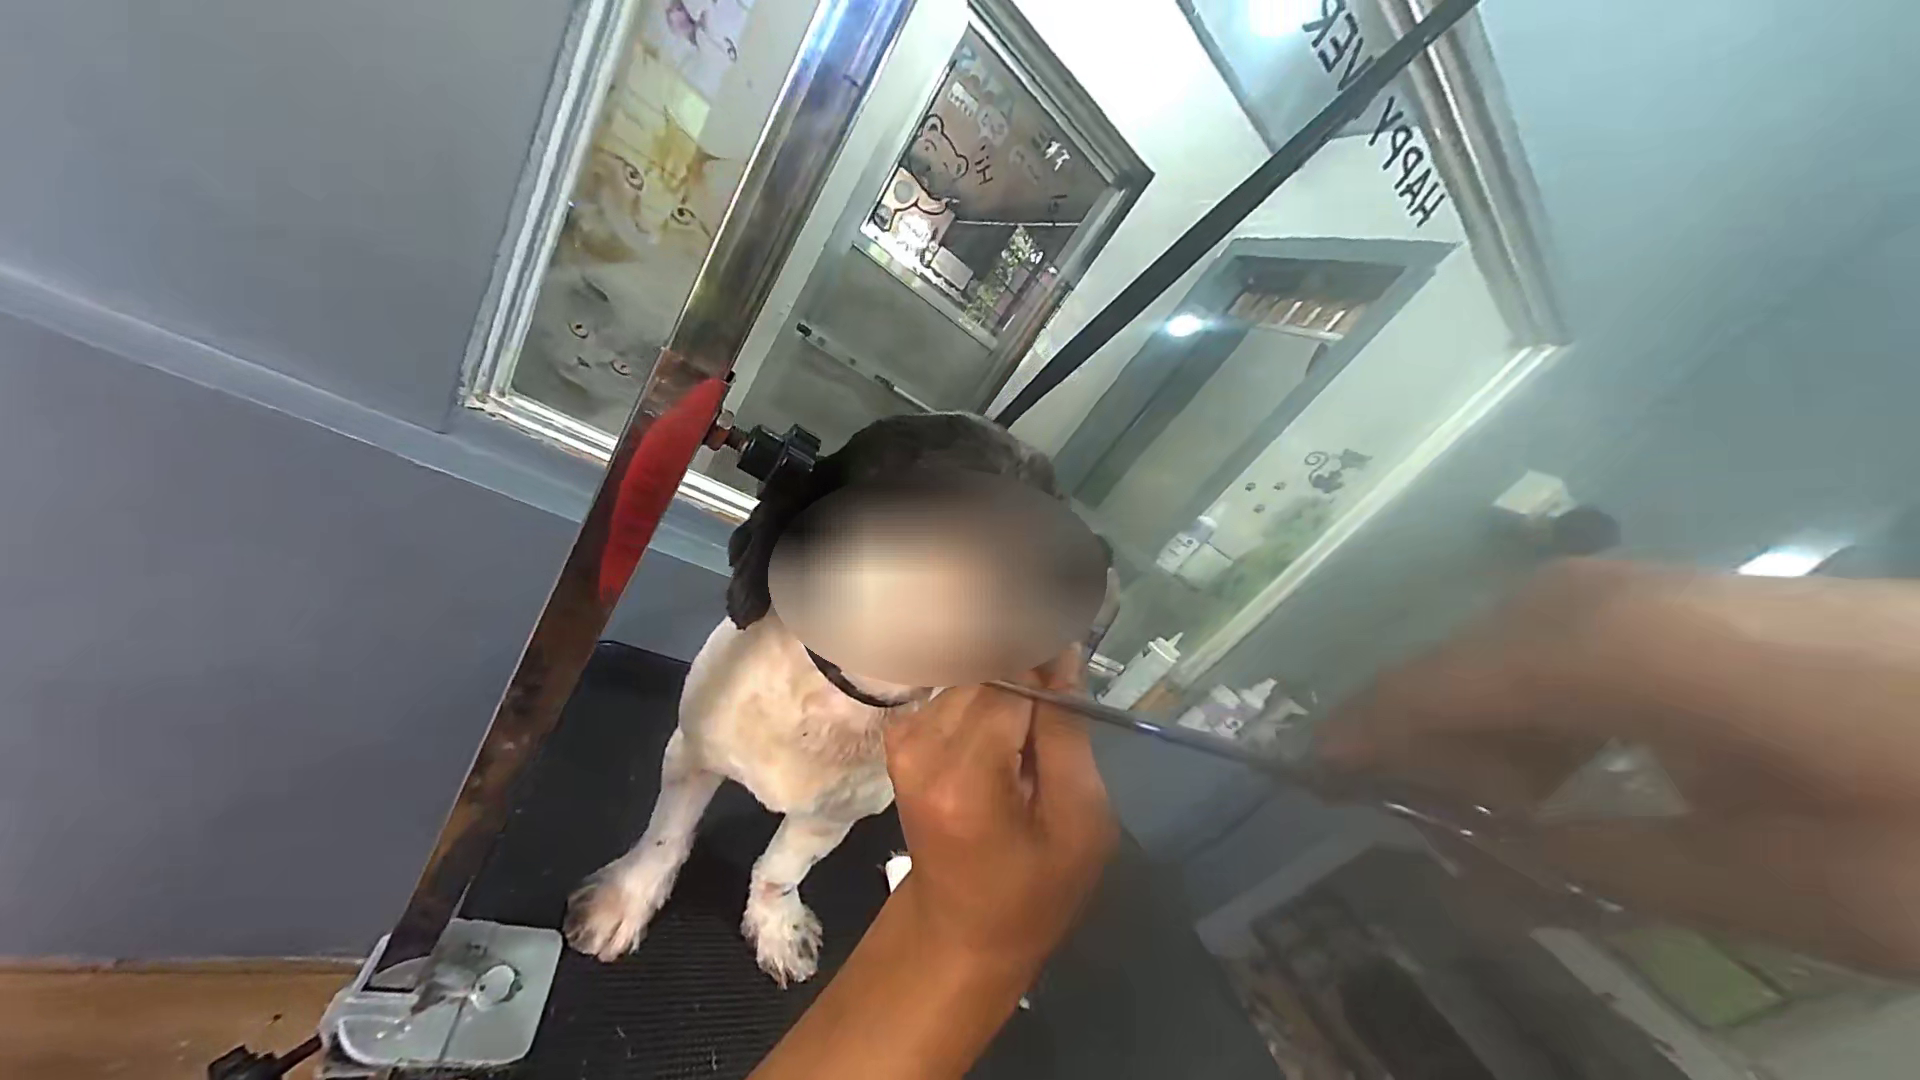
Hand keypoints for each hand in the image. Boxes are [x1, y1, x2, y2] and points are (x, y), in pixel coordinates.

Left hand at [885, 647, 1118, 972]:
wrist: (961, 929)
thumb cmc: (1033, 889)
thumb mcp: (1079, 821)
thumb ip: (1067, 732)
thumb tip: (1060, 657)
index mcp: (966, 779)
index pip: (1010, 681)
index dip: (1045, 666)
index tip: (1071, 666)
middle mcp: (920, 748)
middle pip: (985, 673)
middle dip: (1026, 678)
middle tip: (1053, 717)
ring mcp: (902, 741)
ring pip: (968, 677)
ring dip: (1004, 694)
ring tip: (1025, 739)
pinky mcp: (898, 739)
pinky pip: (951, 693)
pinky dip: (981, 703)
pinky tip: (998, 738)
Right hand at [1319, 560, 1919, 970]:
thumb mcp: (1818, 889)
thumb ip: (1618, 865)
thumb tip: (1486, 850)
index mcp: (1618, 649)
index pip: (1438, 685)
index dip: (1366, 728)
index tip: (1310, 768)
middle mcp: (1608, 598)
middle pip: (1461, 662)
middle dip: (1425, 738)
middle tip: (1423, 818)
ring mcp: (1653, 590)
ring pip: (1505, 653)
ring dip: (1484, 730)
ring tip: (1500, 809)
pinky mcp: (1689, 602)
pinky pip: (1562, 648)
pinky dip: (1538, 711)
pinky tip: (1571, 769)